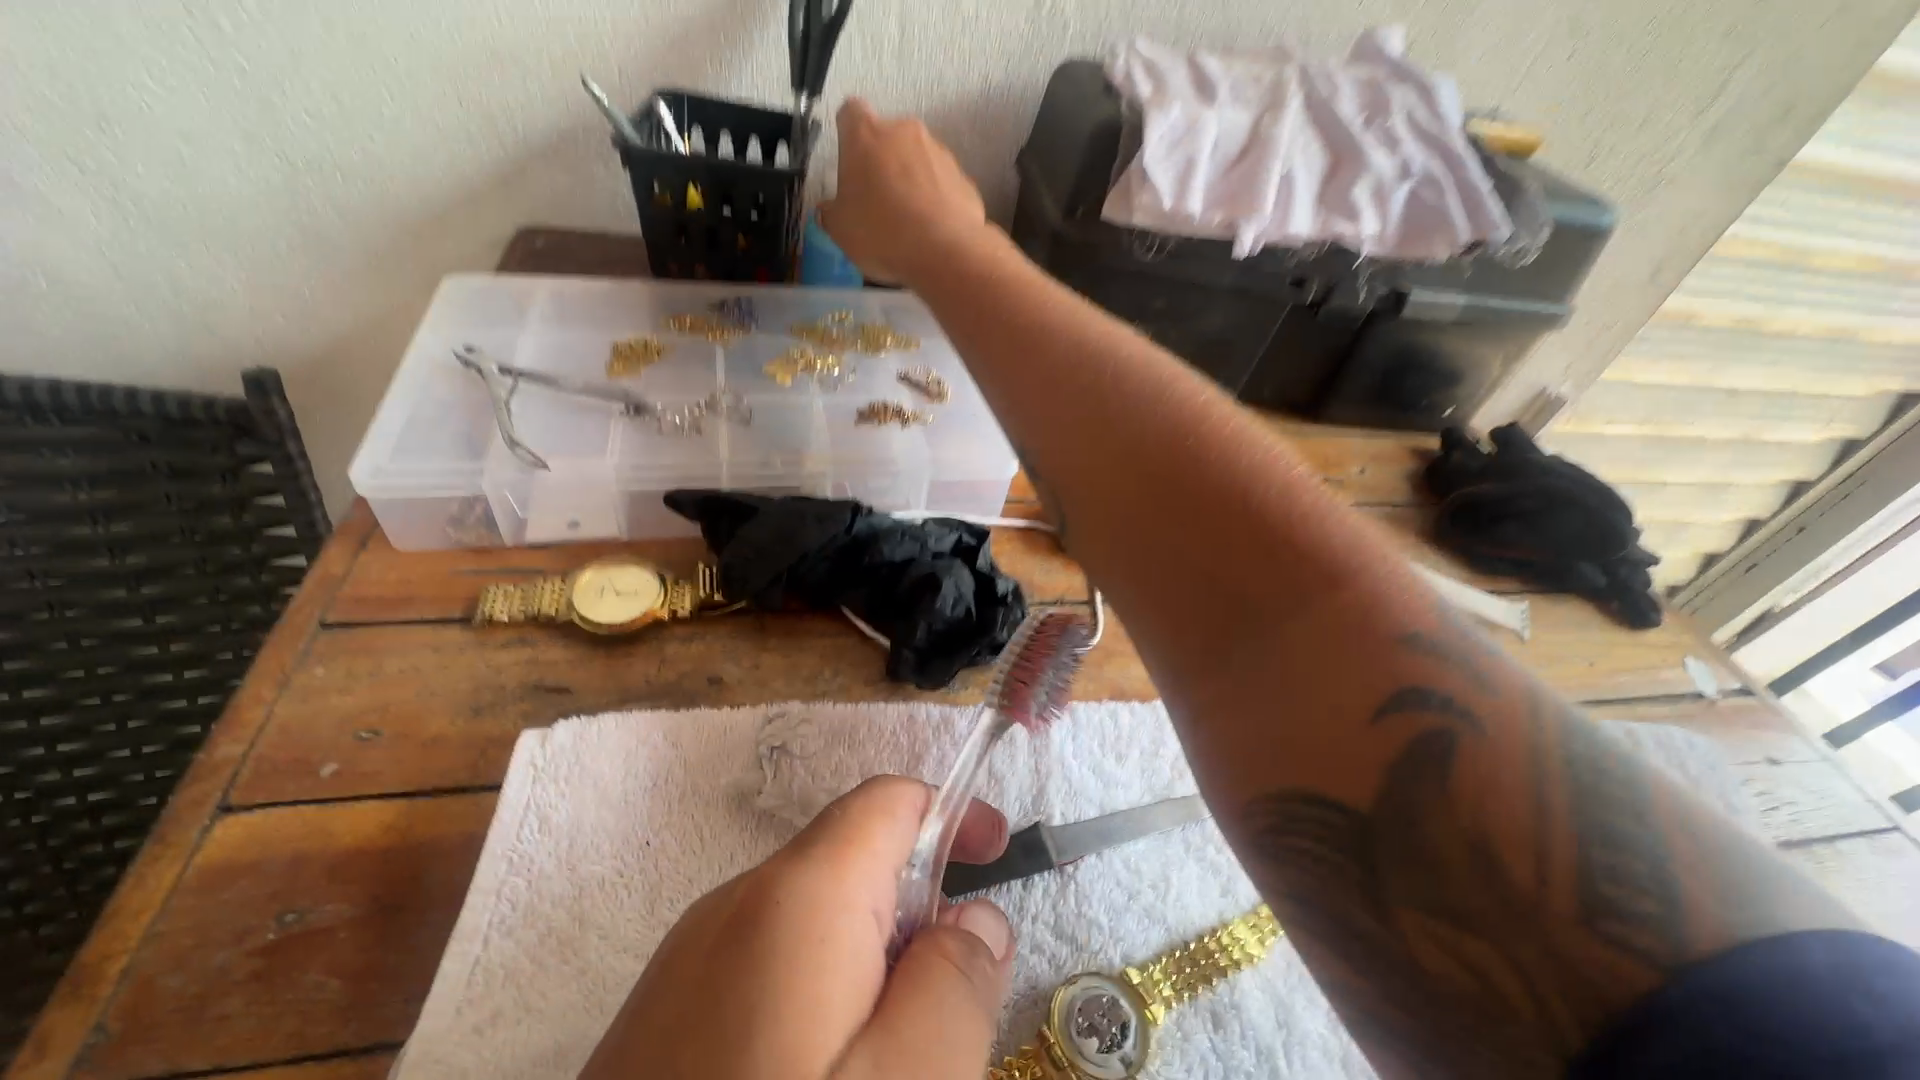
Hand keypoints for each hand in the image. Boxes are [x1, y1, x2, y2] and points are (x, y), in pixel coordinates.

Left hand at [580, 775, 1015, 1078]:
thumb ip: (957, 985)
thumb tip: (975, 921)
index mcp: (796, 897)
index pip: (886, 801)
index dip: (952, 815)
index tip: (996, 859)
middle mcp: (731, 906)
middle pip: (849, 862)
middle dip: (916, 907)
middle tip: (949, 1002)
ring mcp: (684, 962)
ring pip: (808, 921)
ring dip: (869, 960)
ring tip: (884, 1056)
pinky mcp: (660, 1016)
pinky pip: (762, 967)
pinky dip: (815, 993)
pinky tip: (812, 1072)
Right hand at [819, 98, 990, 284]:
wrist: (945, 252)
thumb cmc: (880, 232)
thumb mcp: (839, 229)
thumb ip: (831, 212)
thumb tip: (831, 209)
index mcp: (865, 134)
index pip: (851, 113)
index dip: (847, 134)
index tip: (848, 161)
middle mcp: (905, 131)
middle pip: (887, 137)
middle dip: (881, 162)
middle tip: (876, 200)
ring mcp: (939, 152)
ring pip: (918, 159)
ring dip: (910, 180)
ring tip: (907, 221)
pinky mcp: (964, 177)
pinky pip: (942, 184)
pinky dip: (935, 199)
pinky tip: (931, 230)